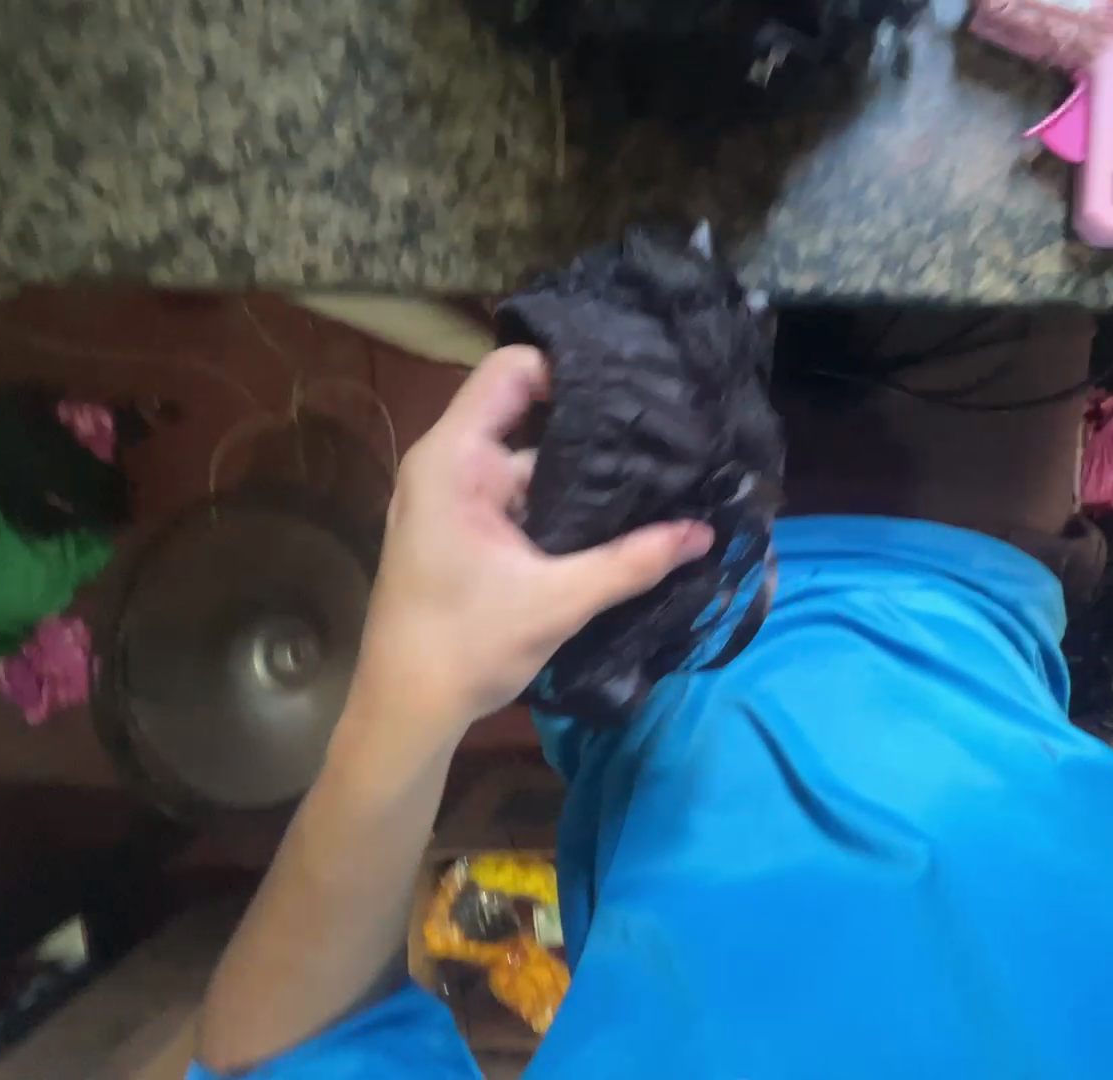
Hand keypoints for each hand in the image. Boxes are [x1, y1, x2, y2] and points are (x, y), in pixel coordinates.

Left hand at [339, 346, 713, 758]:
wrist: (407, 711)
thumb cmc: (466, 647)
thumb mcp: (559, 600)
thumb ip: (635, 561)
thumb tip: (705, 533)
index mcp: (456, 459)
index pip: (511, 371)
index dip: (570, 368)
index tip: (630, 389)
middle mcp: (453, 464)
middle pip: (530, 414)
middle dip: (594, 425)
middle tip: (661, 430)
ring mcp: (460, 498)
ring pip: (533, 461)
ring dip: (585, 472)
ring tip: (655, 470)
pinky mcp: (470, 528)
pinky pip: (526, 495)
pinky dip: (566, 503)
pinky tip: (617, 514)